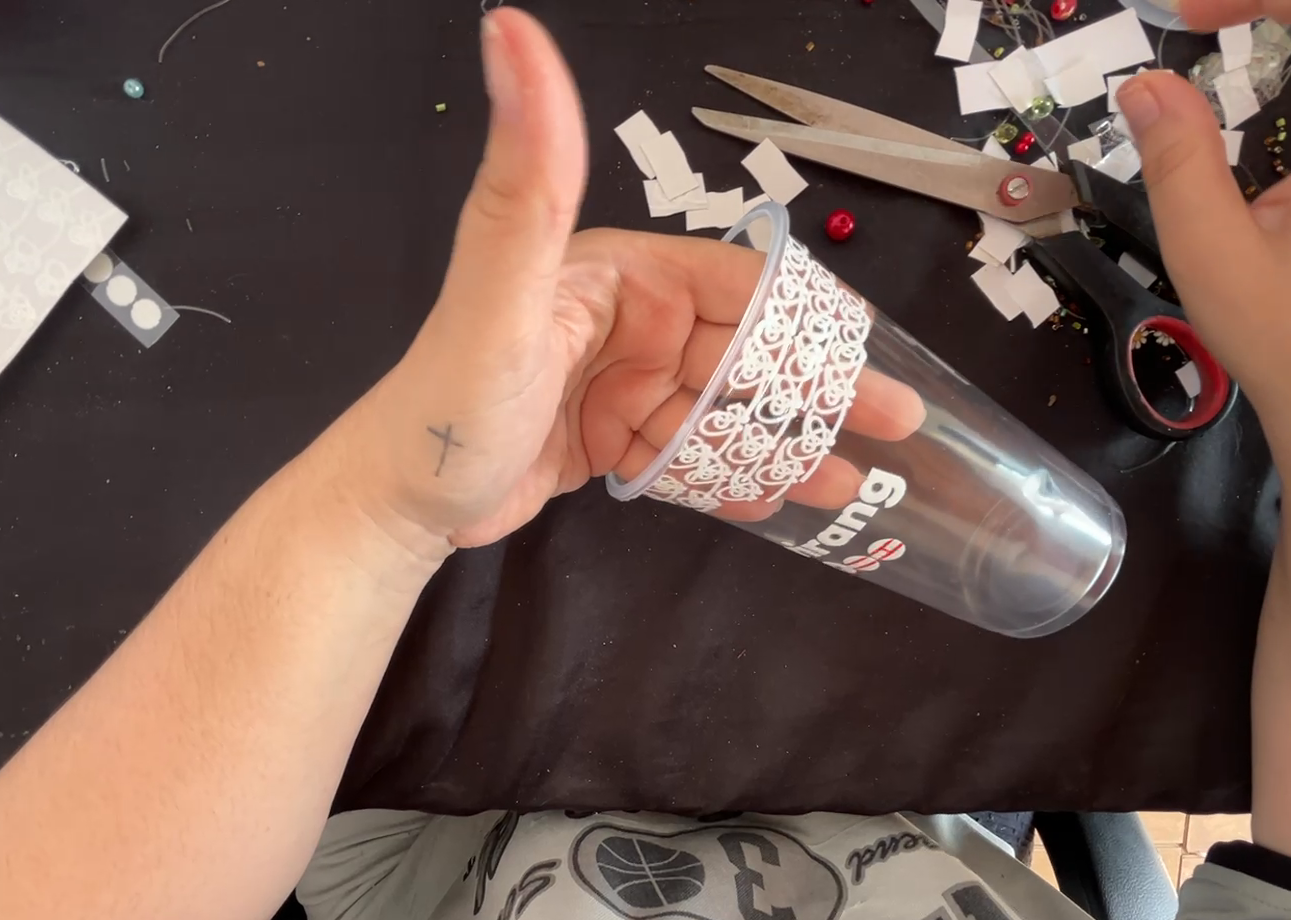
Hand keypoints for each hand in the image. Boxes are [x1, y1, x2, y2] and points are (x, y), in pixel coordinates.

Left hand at [319, 9, 922, 558]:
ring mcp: (617, 386)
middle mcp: (623, 325)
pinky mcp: (607, 438)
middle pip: (738, 354)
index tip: (866, 350)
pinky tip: (767, 499)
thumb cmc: (450, 405)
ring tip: (840, 483)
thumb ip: (527, 183)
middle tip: (891, 425)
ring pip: (716, 412)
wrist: (399, 501)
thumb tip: (512, 26)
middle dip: (812, 390)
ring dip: (778, 444)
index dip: (802, 317)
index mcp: (613, 276)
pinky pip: (681, 453)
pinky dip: (723, 475)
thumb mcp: (499, 298)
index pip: (729, 284)